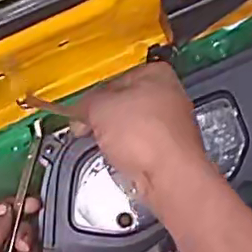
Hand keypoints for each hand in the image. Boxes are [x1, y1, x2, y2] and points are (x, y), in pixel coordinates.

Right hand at [39, 64, 217, 205]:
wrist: (169, 177)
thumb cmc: (144, 135)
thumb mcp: (99, 109)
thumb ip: (85, 105)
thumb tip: (79, 110)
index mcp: (157, 74)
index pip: (115, 79)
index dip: (93, 96)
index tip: (79, 109)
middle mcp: (170, 97)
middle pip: (125, 106)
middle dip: (104, 120)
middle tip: (87, 130)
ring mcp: (173, 127)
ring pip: (133, 130)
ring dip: (116, 140)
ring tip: (108, 149)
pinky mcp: (171, 154)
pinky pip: (142, 151)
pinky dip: (131, 156)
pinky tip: (125, 162)